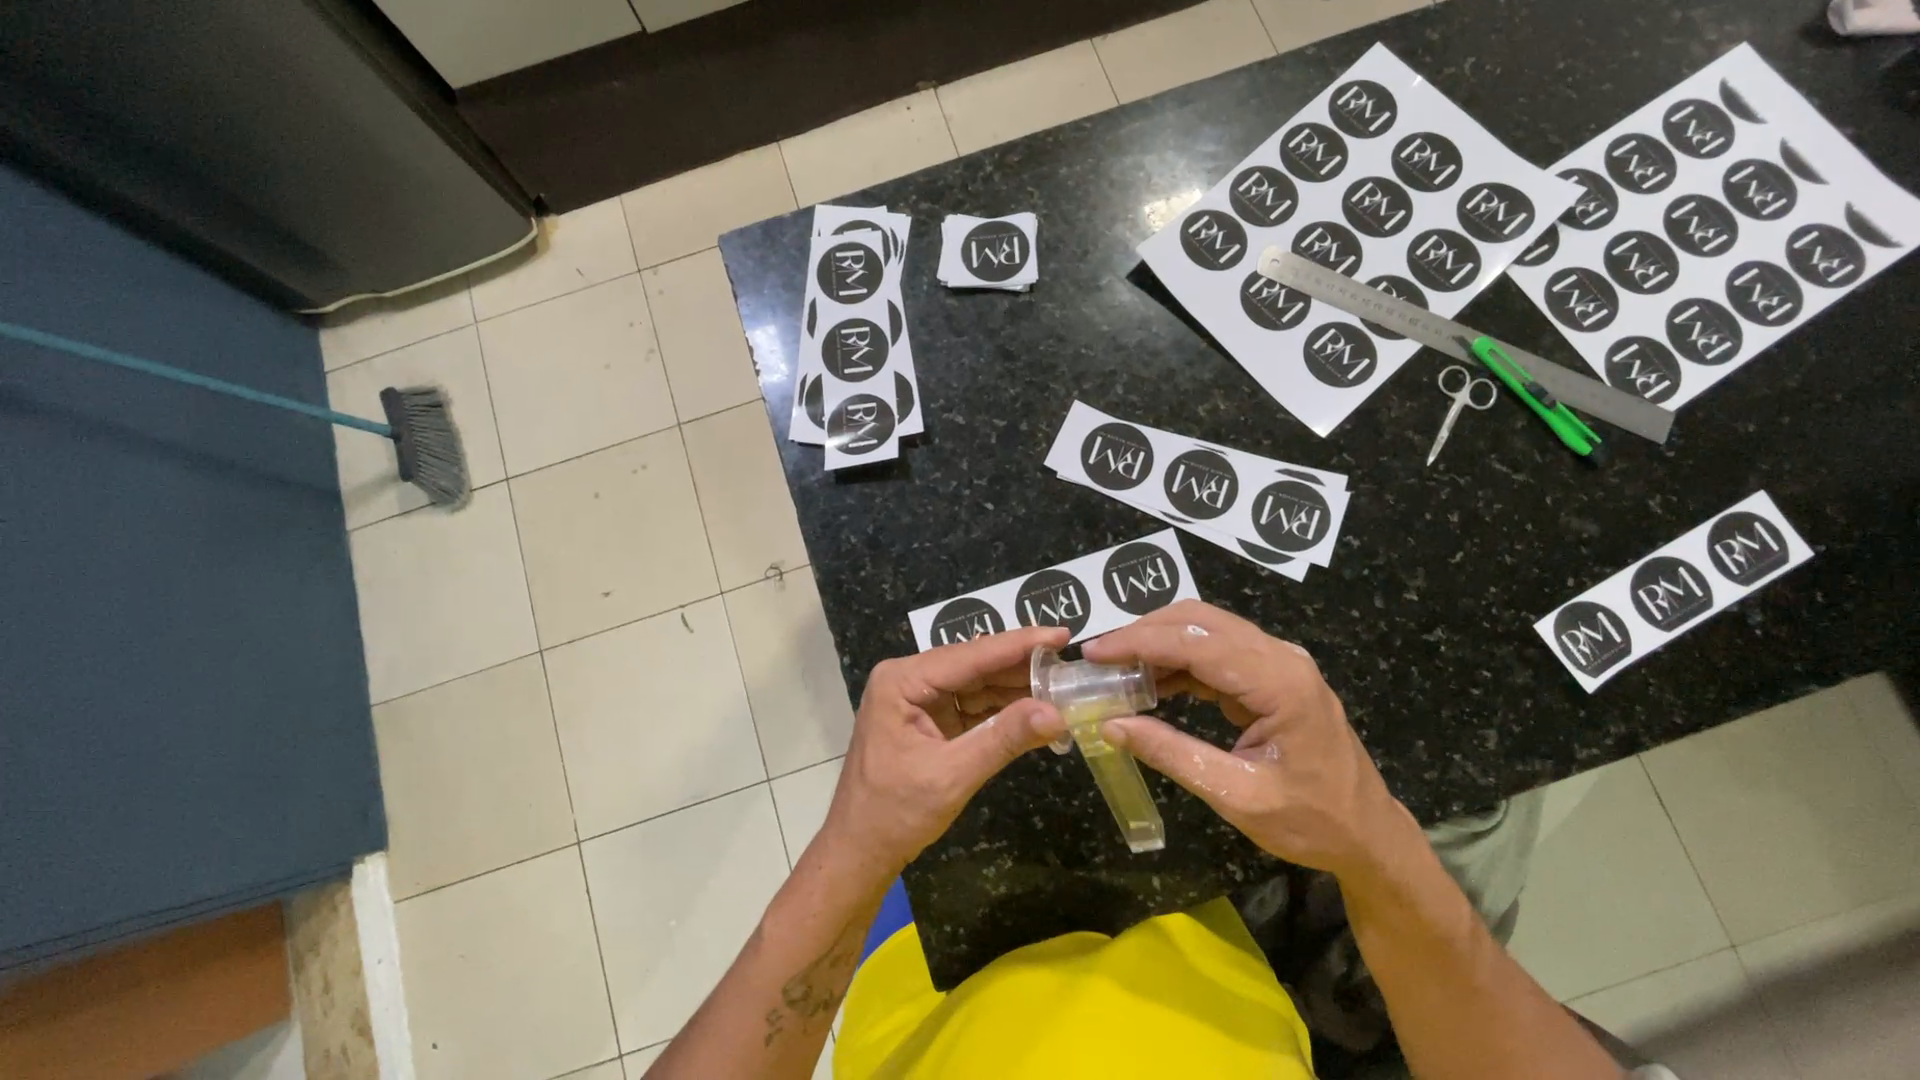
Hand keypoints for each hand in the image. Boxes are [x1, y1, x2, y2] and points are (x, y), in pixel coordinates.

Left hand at [822, 626, 1070, 875]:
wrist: (860, 851)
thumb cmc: (895, 813)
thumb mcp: (953, 775)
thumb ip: (1004, 738)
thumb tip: (1057, 714)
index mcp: (902, 681)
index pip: (970, 655)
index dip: (1019, 644)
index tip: (1062, 634)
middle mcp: (909, 679)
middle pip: (976, 665)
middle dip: (1023, 667)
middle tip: (1072, 665)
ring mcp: (919, 699)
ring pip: (978, 684)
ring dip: (1017, 689)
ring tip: (1064, 686)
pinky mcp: (930, 720)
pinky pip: (973, 706)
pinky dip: (1004, 710)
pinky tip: (1037, 710)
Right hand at [1081, 600, 1414, 879]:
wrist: (1367, 834)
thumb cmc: (1310, 821)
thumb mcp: (1235, 795)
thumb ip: (1172, 753)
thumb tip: (1110, 725)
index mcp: (1281, 683)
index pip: (1198, 643)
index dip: (1141, 643)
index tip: (1094, 653)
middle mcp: (1282, 659)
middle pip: (1201, 621)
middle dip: (1145, 633)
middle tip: (1099, 659)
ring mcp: (1279, 664)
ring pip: (1207, 630)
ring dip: (1159, 644)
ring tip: (1116, 671)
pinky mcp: (1271, 677)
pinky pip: (1217, 653)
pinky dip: (1179, 661)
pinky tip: (1150, 684)